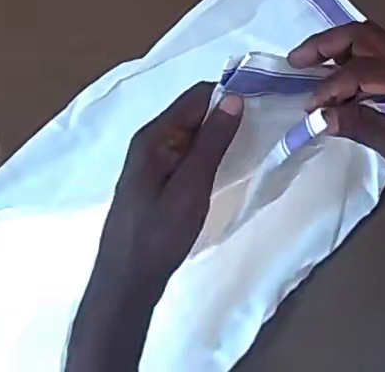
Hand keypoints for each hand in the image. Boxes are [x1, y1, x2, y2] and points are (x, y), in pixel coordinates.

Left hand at [95, 82, 243, 286]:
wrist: (124, 289)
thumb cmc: (158, 235)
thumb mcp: (192, 186)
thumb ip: (213, 140)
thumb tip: (235, 97)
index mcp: (154, 136)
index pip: (197, 95)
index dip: (229, 95)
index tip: (260, 105)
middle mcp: (151, 140)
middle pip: (195, 111)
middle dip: (225, 114)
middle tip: (258, 128)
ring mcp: (152, 160)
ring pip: (193, 132)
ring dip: (218, 134)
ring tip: (248, 145)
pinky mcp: (157, 178)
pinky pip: (188, 151)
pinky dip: (208, 152)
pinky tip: (225, 165)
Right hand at [288, 22, 384, 188]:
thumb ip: (361, 127)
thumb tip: (320, 117)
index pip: (360, 70)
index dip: (330, 86)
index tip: (309, 108)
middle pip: (362, 34)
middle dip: (326, 43)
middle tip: (295, 60)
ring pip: (368, 37)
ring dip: (336, 45)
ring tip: (306, 62)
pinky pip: (375, 50)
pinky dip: (350, 56)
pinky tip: (334, 75)